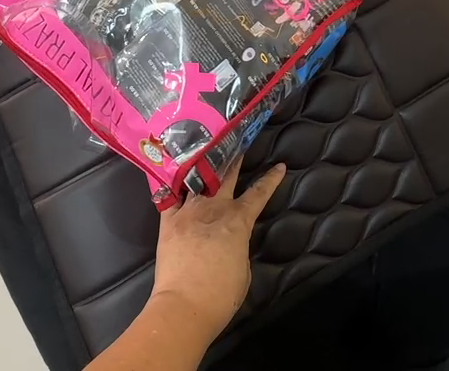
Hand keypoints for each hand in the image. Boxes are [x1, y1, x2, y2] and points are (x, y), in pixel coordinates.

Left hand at [149, 161, 285, 343]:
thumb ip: (239, 246)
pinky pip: (169, 195)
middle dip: (235, 158)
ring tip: (207, 150)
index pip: (259, 194)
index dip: (271, 180)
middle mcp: (215, 207)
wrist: (184, 305)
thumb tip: (231, 241)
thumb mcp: (243, 269)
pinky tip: (170, 170)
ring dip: (205, 165)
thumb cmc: (221, 294)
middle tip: (238, 142)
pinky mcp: (168, 220)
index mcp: (239, 220)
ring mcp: (189, 210)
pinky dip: (171, 183)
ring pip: (200, 179)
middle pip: (227, 176)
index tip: (280, 166)